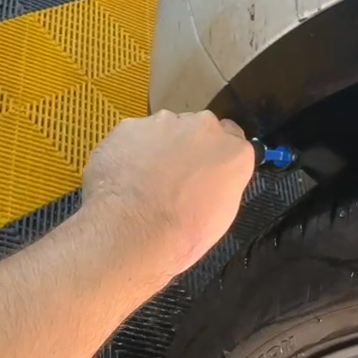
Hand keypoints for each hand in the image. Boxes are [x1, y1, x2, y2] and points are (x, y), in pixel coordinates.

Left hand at [78, 109, 256, 278]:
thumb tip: (210, 177)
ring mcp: (164, 123)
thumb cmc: (184, 234)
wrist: (134, 233)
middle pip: (198, 129)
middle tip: (172, 178)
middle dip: (187, 147)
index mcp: (233, 150)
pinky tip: (123, 176)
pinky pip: (133, 136)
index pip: (231, 138)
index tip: (204, 171)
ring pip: (164, 129)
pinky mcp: (129, 127)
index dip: (214, 156)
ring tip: (143, 180)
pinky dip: (130, 151)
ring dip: (158, 147)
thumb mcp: (222, 213)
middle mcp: (203, 127)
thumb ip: (222, 181)